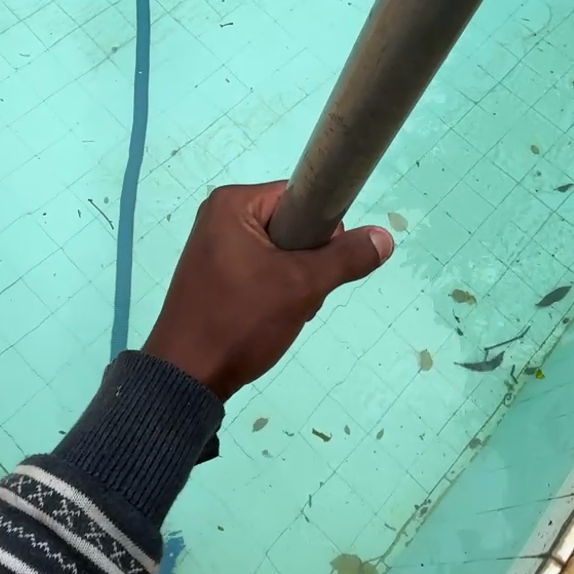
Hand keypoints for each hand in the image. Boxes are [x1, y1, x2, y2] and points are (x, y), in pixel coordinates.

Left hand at [142, 181, 393, 401]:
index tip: (324, 263)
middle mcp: (218, 216)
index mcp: (232, 203)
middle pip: (289, 226)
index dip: (320, 228)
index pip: (297, 197)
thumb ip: (346, 258)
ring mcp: (212, 246)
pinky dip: (273, 291)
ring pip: (278, 252)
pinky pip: (258, 270)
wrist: (187, 376)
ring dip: (294, 281)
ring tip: (286, 309)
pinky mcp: (212, 274)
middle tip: (303, 293)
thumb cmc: (241, 319)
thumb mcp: (302, 286)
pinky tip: (271, 317)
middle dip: (307, 261)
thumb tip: (386, 236)